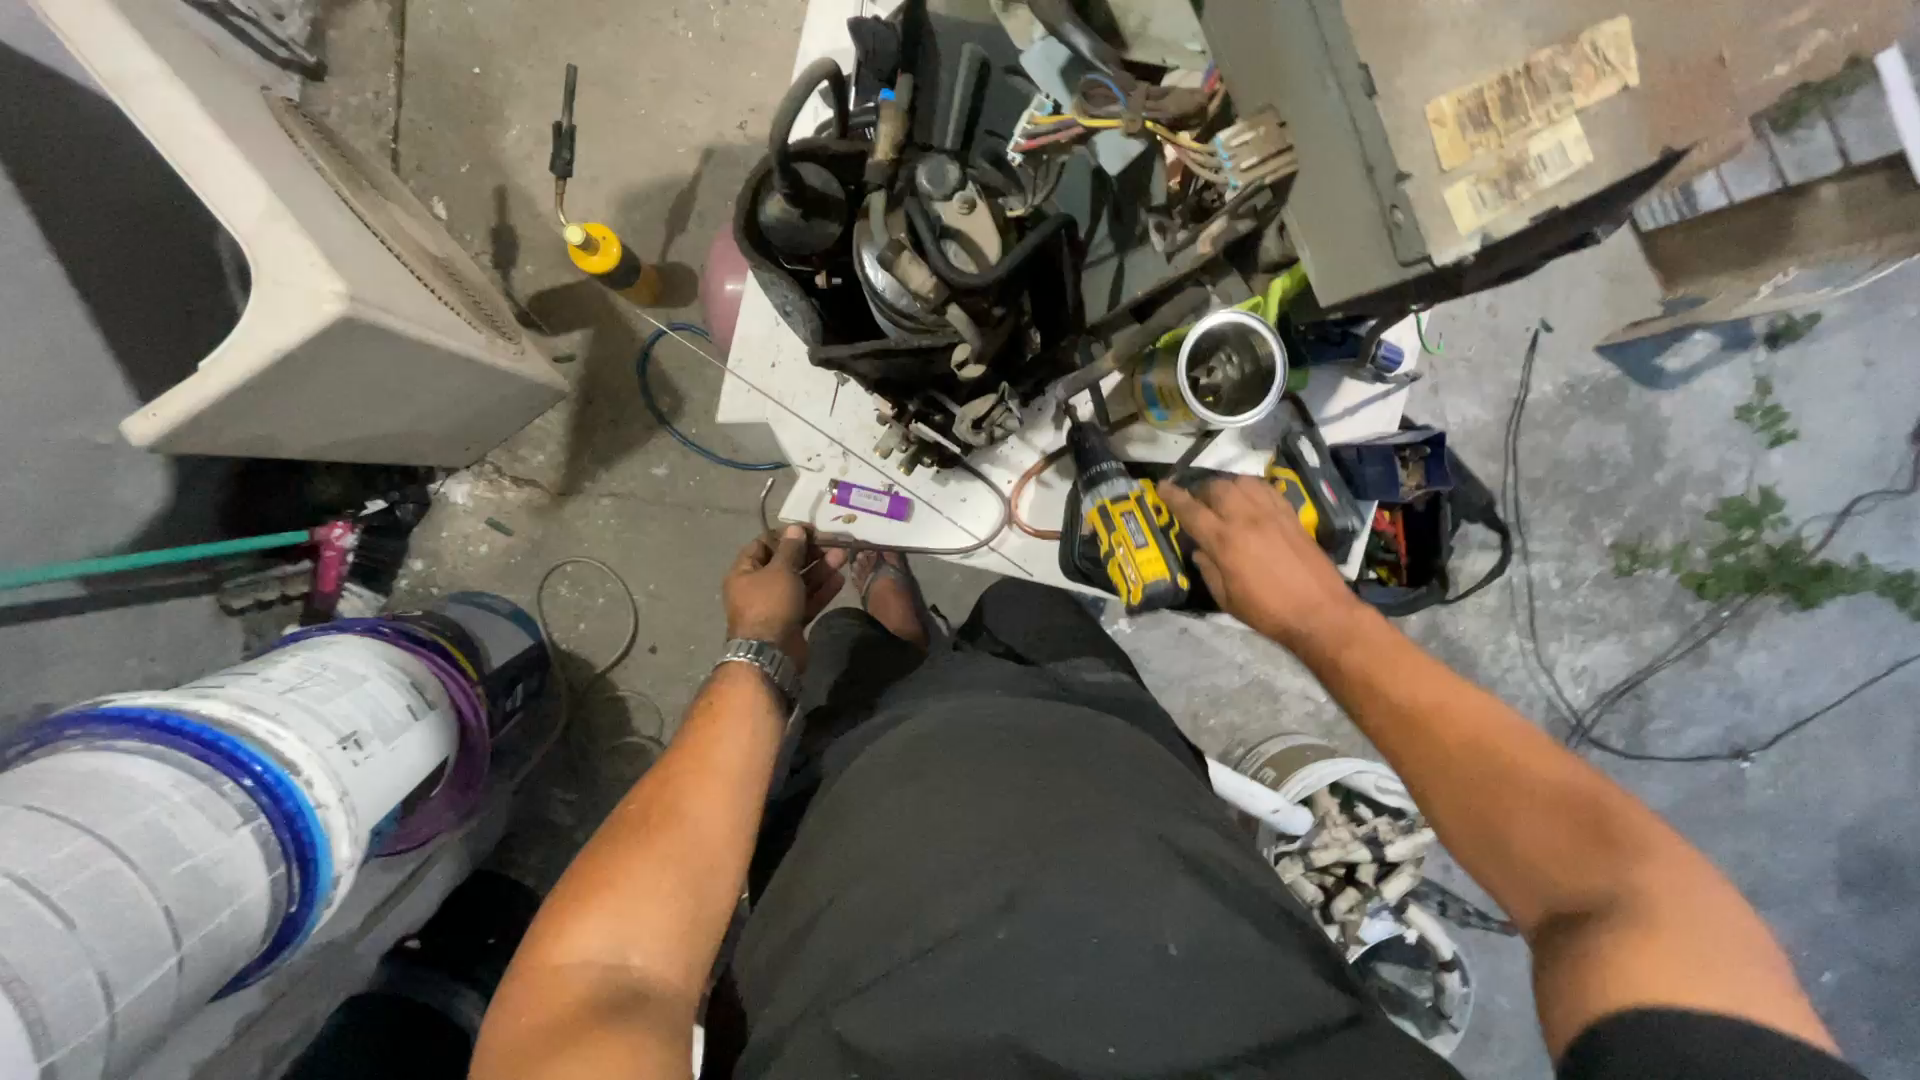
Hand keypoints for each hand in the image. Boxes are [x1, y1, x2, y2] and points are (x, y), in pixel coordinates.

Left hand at [722, 525, 847, 670]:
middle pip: (785, 564)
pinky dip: (821, 591)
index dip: (785, 535)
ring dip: (820, 570)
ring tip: (842, 556)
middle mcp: (758, 587)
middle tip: (831, 543)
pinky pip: (807, 601)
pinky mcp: (792, 621)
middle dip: (809, 553)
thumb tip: (795, 528)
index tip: (808, 530)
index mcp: (744, 572)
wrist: (771, 654)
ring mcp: (775, 606)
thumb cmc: (770, 604)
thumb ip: (790, 549)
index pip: (763, 545)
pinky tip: (839, 579)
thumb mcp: (780, 571)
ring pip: (799, 582)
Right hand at [1163, 473, 1369, 650]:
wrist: (1319, 612)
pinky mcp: (1291, 516)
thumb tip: (1200, 551)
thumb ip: (1208, 570)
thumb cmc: (1267, 612)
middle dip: (1200, 490)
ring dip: (1226, 485)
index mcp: (1224, 541)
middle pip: (1216, 488)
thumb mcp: (1226, 599)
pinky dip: (1251, 488)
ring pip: (1242, 482)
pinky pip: (1267, 489)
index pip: (1191, 510)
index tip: (1162, 486)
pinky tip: (1249, 498)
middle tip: (1196, 501)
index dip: (1173, 497)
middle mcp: (1246, 519)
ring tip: (1222, 496)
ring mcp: (1271, 514)